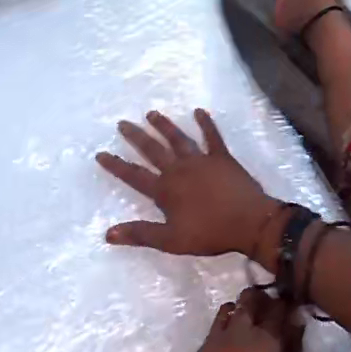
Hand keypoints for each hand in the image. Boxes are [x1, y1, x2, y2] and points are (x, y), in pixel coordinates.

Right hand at [97, 110, 280, 256]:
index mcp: (165, 190)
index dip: (116, 165)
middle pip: (153, 150)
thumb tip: (108, 234)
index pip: (134, 176)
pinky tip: (199, 111)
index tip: (100, 153)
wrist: (249, 222)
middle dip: (136, 137)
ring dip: (164, 126)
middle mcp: (179, 170)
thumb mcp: (171, 240)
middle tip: (123, 123)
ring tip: (152, 113)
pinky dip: (205, 123)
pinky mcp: (222, 158)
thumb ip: (140, 234)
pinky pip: (212, 136)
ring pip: (178, 139)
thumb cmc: (210, 233)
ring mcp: (202, 160)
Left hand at [184, 288, 298, 351]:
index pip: (277, 308)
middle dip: (260, 301)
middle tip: (271, 309)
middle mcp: (234, 337)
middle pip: (247, 301)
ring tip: (250, 325)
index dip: (286, 303)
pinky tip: (231, 349)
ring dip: (239, 313)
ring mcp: (210, 347)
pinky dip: (223, 332)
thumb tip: (295, 322)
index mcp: (264, 344)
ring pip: (225, 312)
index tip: (292, 302)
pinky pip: (211, 334)